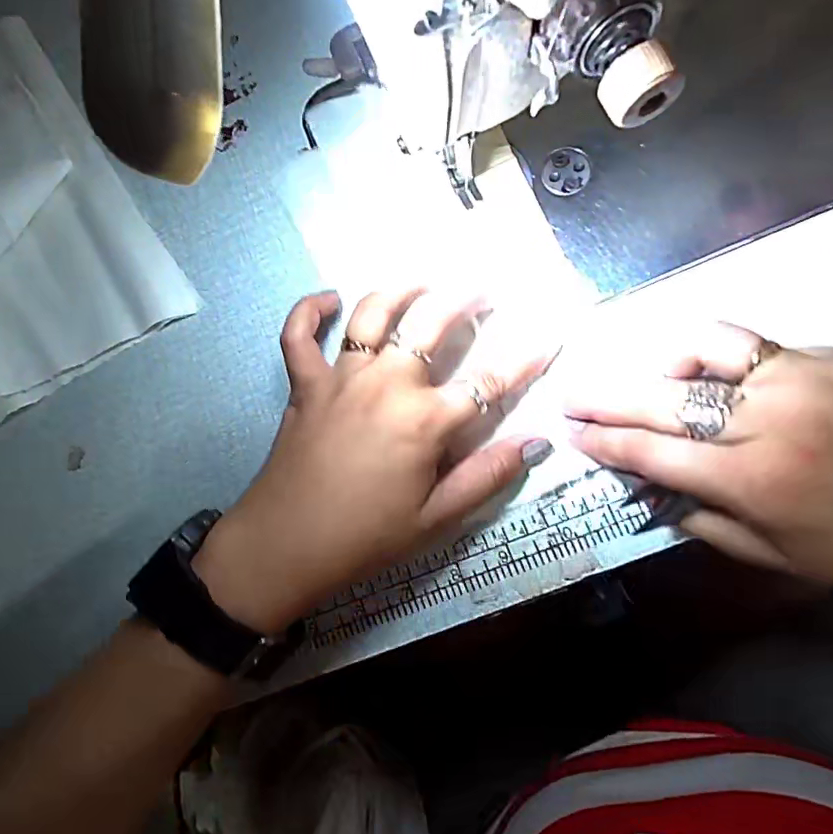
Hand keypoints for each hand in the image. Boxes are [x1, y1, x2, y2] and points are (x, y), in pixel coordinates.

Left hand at [194, 289, 554, 633]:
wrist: (283, 548)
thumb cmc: (367, 537)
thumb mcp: (437, 517)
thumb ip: (487, 475)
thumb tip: (536, 444)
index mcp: (425, 419)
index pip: (487, 381)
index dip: (524, 361)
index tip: (548, 340)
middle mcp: (386, 384)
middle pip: (429, 323)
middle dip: (462, 300)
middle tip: (482, 291)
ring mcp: (341, 379)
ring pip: (371, 315)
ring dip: (399, 292)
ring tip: (420, 284)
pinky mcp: (305, 386)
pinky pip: (299, 336)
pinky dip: (309, 311)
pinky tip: (326, 299)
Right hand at [563, 323, 832, 633]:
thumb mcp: (783, 556)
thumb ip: (710, 519)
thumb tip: (659, 490)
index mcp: (759, 483)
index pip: (656, 453)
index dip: (605, 443)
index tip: (571, 434)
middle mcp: (777, 419)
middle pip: (668, 398)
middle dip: (610, 398)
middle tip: (574, 395)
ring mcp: (815, 375)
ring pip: (712, 349)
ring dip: (668, 361)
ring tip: (652, 373)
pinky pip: (771, 351)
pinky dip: (735, 364)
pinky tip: (730, 378)